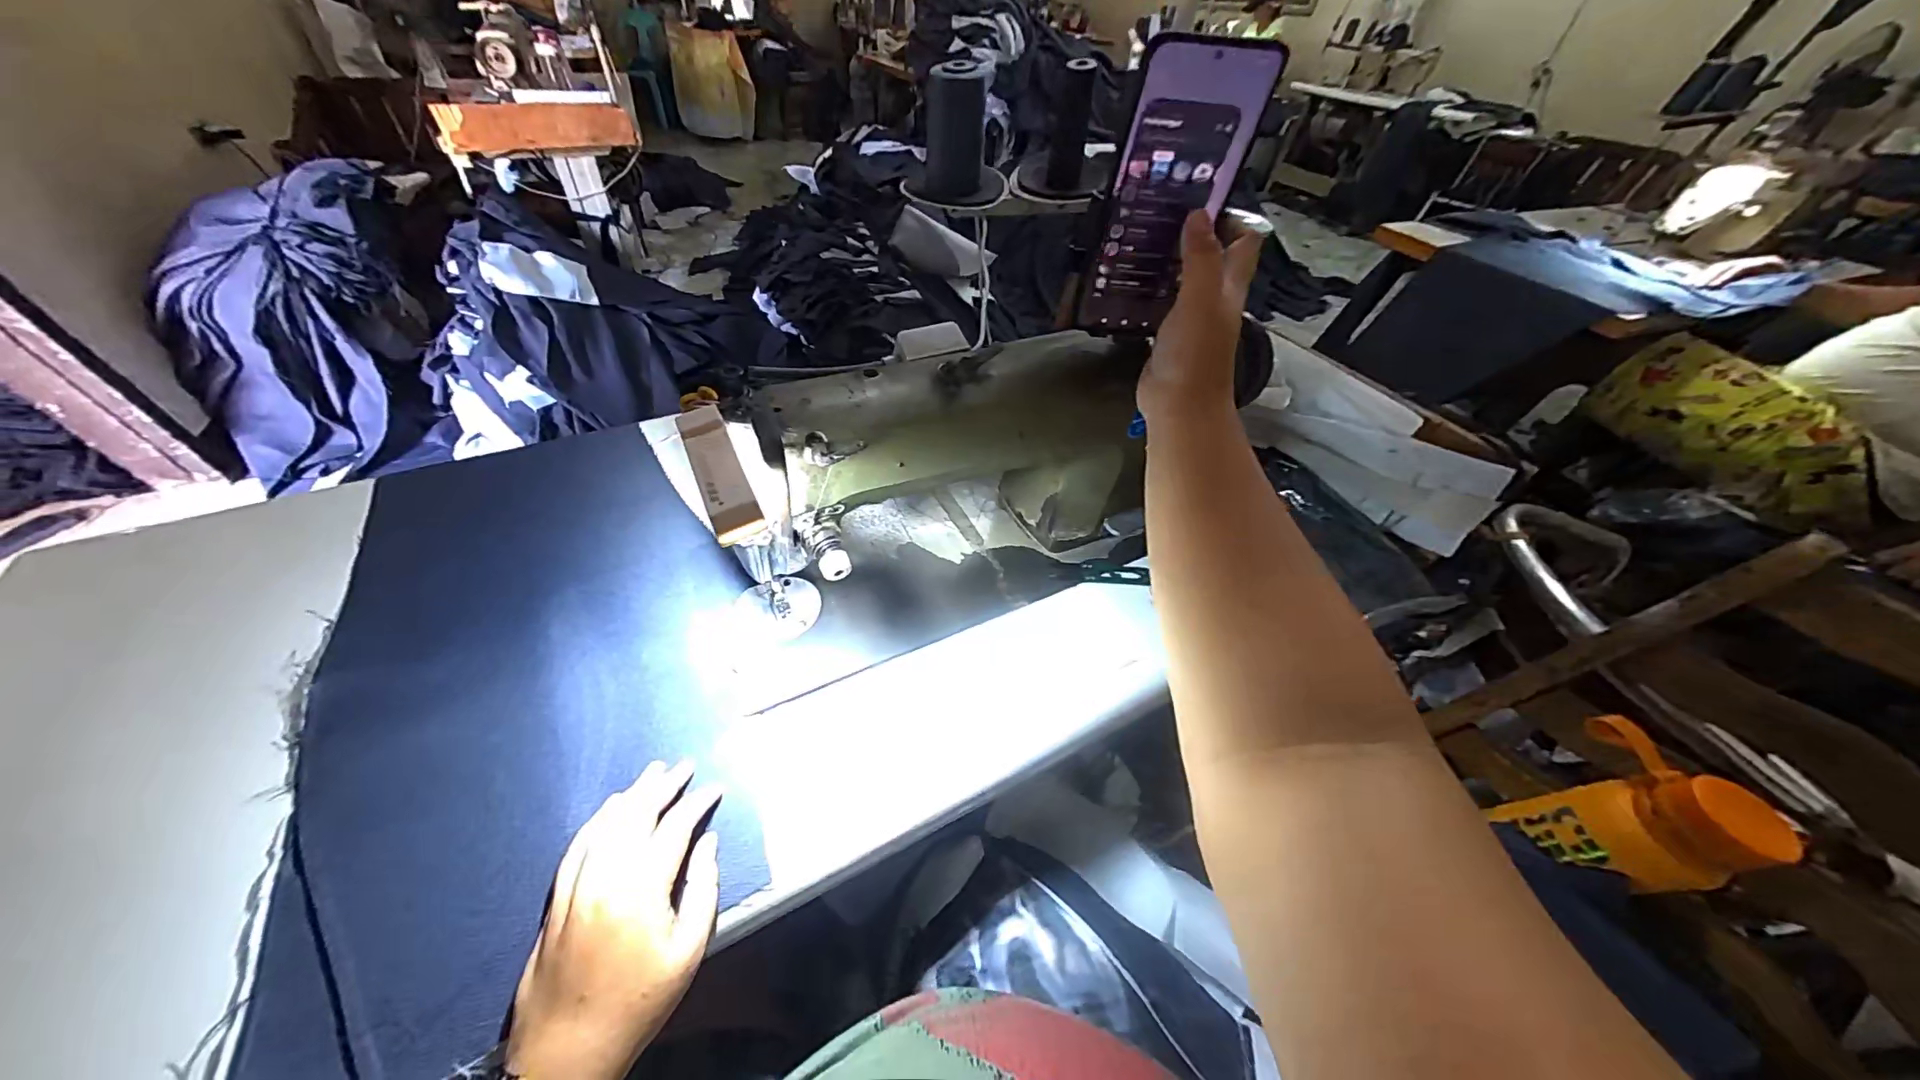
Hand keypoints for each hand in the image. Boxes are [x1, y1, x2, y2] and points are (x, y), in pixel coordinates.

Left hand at [506, 761, 722, 1079]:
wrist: (566, 1053)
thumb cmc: (639, 1002)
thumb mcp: (688, 950)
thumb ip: (703, 888)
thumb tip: (707, 844)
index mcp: (641, 889)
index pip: (673, 828)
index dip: (697, 803)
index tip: (715, 789)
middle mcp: (604, 878)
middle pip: (636, 815)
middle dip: (663, 786)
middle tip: (684, 767)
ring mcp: (575, 887)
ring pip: (606, 824)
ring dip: (632, 794)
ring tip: (652, 774)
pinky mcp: (557, 900)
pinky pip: (578, 845)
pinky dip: (598, 819)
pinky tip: (610, 808)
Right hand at [1137, 210, 1262, 423]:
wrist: (1178, 407)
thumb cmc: (1194, 354)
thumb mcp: (1200, 300)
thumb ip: (1201, 258)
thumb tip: (1199, 215)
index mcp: (1229, 288)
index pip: (1243, 242)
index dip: (1230, 218)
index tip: (1199, 201)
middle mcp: (1214, 300)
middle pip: (1211, 257)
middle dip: (1193, 234)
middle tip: (1160, 215)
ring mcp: (1190, 319)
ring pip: (1183, 279)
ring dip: (1167, 260)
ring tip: (1140, 239)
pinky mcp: (1167, 336)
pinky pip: (1161, 303)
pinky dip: (1149, 289)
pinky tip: (1129, 280)